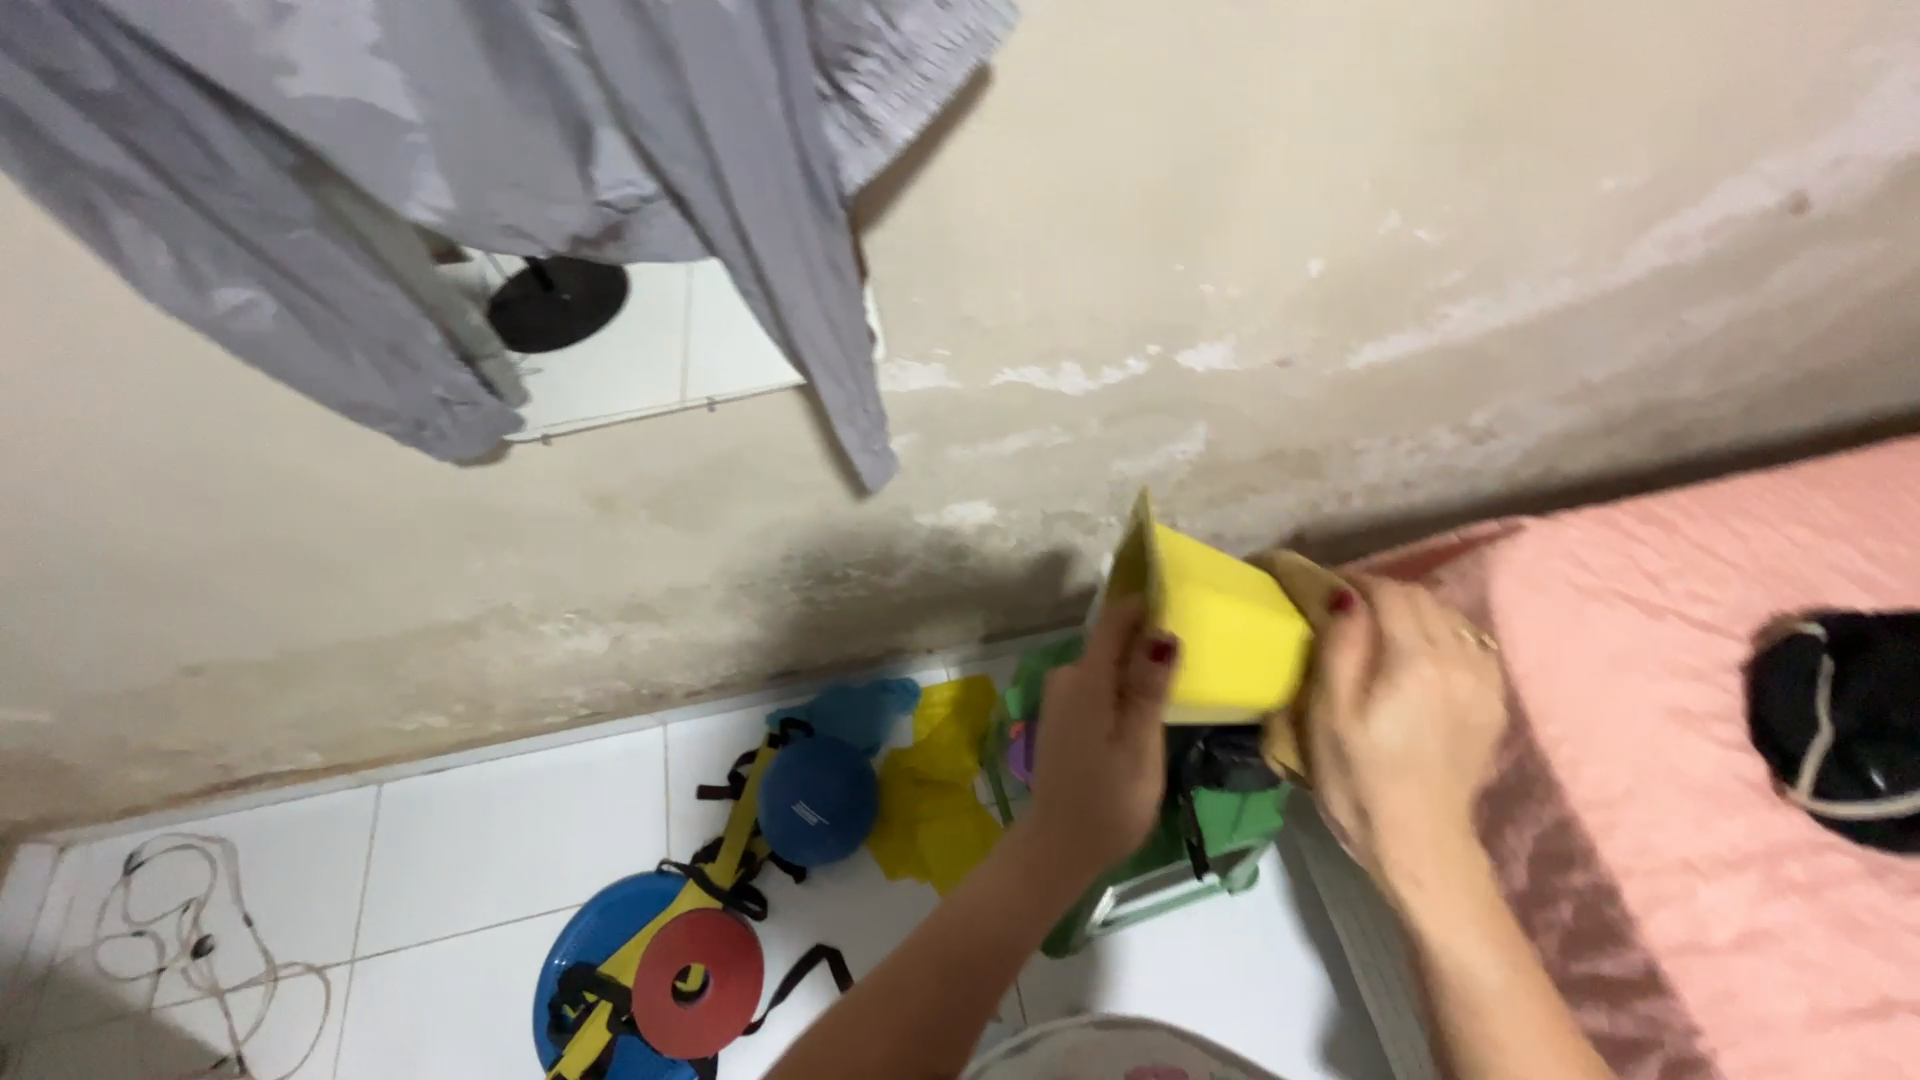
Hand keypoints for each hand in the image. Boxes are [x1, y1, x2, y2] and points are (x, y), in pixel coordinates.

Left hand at [1024, 598, 1175, 883]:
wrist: (1059, 846)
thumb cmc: (1108, 801)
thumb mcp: (1139, 746)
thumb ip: (1149, 689)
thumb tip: (1163, 634)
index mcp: (1085, 680)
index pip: (1114, 621)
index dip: (1145, 606)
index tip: (1183, 602)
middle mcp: (1066, 678)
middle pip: (1111, 642)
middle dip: (1148, 641)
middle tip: (1194, 652)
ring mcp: (1061, 697)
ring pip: (1106, 665)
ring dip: (1137, 668)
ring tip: (1179, 681)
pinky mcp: (1063, 715)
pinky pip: (1098, 685)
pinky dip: (1122, 688)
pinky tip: (1147, 707)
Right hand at [1304, 575, 1507, 895]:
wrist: (1418, 839)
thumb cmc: (1357, 777)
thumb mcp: (1329, 714)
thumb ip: (1341, 648)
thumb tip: (1344, 596)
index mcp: (1415, 661)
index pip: (1391, 592)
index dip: (1357, 583)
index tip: (1328, 591)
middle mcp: (1460, 660)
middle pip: (1423, 598)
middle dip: (1384, 594)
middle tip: (1348, 610)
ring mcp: (1484, 681)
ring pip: (1449, 617)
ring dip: (1412, 612)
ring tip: (1380, 630)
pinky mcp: (1493, 701)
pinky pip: (1469, 644)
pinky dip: (1440, 635)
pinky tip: (1417, 656)